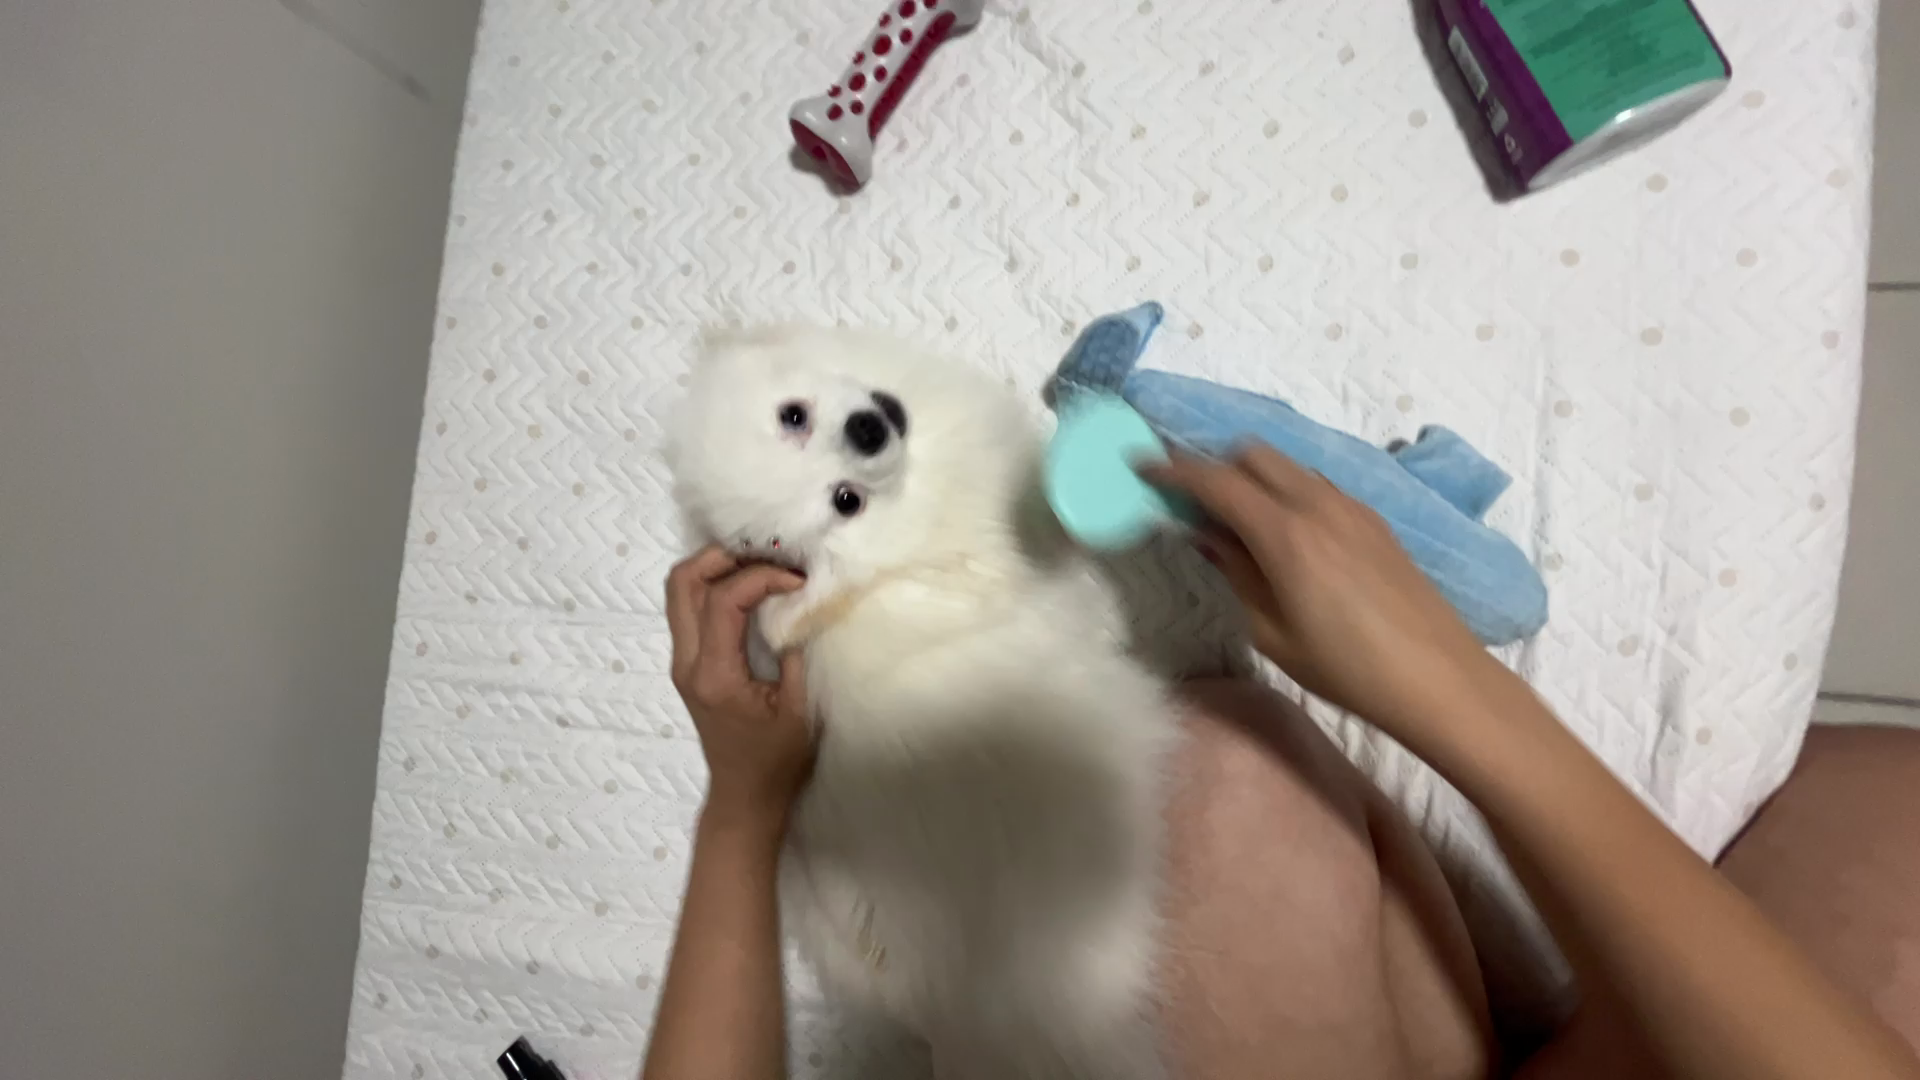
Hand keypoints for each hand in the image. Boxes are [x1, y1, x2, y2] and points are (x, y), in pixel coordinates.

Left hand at [666, 547, 814, 826]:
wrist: (745, 796)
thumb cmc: (777, 760)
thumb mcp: (801, 709)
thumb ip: (799, 653)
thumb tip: (803, 605)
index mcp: (714, 674)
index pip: (722, 601)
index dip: (761, 577)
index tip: (798, 580)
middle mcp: (688, 662)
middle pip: (682, 583)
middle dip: (724, 556)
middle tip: (770, 557)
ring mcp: (683, 662)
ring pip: (680, 591)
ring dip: (717, 567)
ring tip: (762, 566)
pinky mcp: (690, 664)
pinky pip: (691, 607)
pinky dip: (717, 585)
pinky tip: (753, 589)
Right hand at [1147, 446, 1512, 739]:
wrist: (1441, 680)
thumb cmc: (1345, 667)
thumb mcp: (1270, 630)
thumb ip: (1234, 570)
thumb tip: (1204, 533)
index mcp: (1285, 533)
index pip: (1215, 481)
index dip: (1172, 470)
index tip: (1142, 466)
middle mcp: (1317, 503)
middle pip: (1251, 454)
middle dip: (1212, 465)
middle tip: (1188, 499)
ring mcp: (1350, 507)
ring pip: (1285, 465)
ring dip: (1250, 476)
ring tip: (1232, 516)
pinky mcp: (1372, 519)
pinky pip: (1313, 484)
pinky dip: (1283, 489)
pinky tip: (1281, 530)